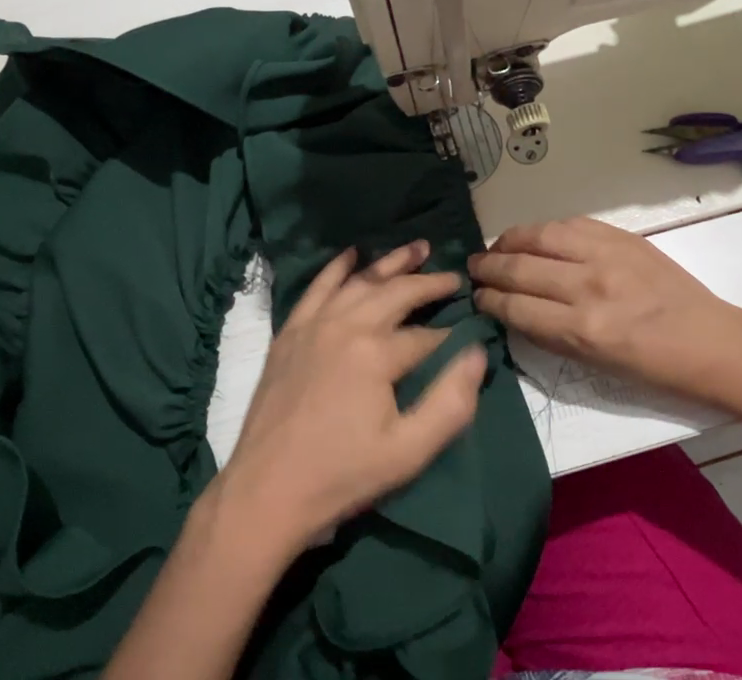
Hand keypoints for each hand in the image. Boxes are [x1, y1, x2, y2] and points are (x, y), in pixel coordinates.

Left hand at [218, 241, 485, 551]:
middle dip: (428, 283)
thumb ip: (451, 402)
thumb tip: (477, 353)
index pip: (426, 334)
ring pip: (359, 282)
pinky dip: (336, 268)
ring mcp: (312, 327)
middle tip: (454, 277)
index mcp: (376, 353)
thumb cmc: (343, 475)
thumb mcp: (409, 451)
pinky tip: (351, 255)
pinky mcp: (289, 336)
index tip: (470, 331)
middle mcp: (345, 326)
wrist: (265, 493)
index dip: (451, 332)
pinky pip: (316, 289)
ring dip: (390, 263)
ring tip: (417, 248)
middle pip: (395, 293)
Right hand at [468, 217, 741, 403]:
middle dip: (489, 267)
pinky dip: (547, 229)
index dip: (488, 298)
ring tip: (497, 247)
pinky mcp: (623, 237)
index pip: (516, 306)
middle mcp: (588, 287)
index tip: (475, 295)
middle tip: (472, 268)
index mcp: (581, 330)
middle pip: (520, 268)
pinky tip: (536, 236)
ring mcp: (606, 256)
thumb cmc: (651, 368)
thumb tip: (514, 309)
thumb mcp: (593, 363)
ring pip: (541, 236)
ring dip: (510, 240)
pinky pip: (572, 223)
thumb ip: (551, 334)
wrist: (708, 341)